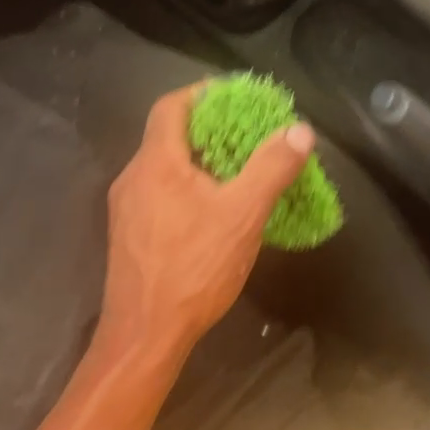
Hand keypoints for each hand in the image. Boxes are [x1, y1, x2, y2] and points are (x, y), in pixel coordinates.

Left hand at [101, 84, 312, 346]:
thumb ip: (272, 167)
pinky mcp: (132, 236)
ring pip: (167, 166)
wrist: (144, 337)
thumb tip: (300, 130)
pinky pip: (163, 191)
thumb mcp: (244, 214)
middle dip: (212, 126)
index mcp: (156, 164)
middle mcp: (134, 179)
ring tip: (244, 165)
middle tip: (252, 129)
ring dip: (204, 157)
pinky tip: (221, 206)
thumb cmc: (194, 267)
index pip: (172, 107)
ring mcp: (128, 210)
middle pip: (170, 135)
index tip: (237, 94)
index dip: (203, 93)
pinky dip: (193, 183)